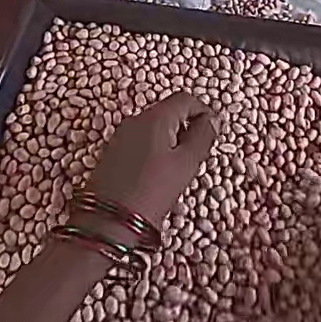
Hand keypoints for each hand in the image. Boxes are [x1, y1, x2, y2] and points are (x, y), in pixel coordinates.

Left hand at [85, 92, 218, 226]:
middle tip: (197, 156)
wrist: (106, 222)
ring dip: (172, 142)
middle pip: (169, 112)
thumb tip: (212, 119)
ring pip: (155, 128)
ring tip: (179, 171)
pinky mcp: (113, 153)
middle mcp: (134, 120)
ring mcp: (121, 136)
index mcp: (154, 117)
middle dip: (187, 129)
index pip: (185, 99)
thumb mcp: (185, 165)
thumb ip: (202, 137)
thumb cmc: (150, 193)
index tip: (214, 132)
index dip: (204, 112)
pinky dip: (156, 152)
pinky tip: (159, 176)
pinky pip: (141, 142)